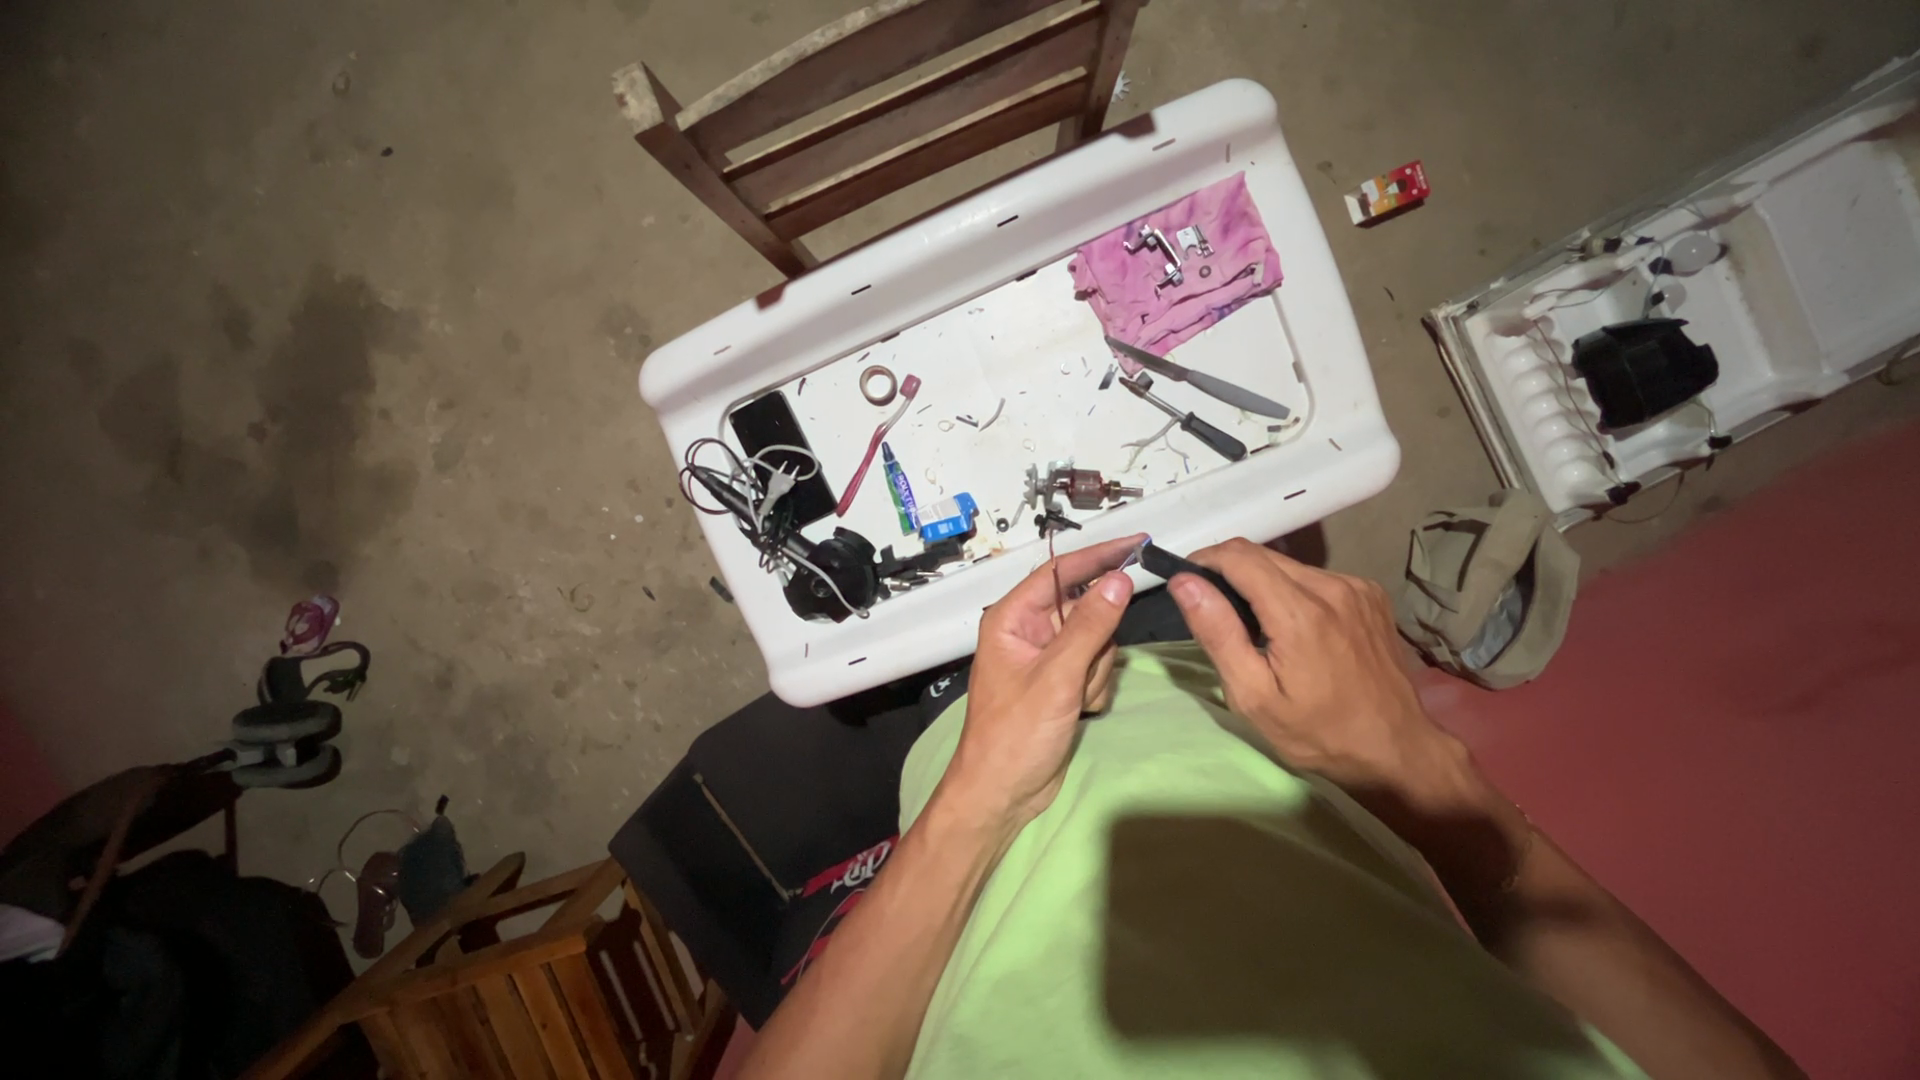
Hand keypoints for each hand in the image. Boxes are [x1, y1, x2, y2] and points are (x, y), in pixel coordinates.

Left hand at [944, 534, 1142, 825]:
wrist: (1003, 792)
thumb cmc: (1016, 733)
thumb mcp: (1056, 677)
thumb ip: (1090, 627)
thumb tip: (1119, 580)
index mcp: (1012, 618)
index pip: (1060, 572)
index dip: (1098, 556)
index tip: (1138, 544)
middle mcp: (1029, 630)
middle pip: (1086, 610)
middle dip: (1095, 643)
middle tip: (1082, 674)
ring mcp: (1048, 657)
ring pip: (1097, 641)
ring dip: (1094, 672)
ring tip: (1073, 701)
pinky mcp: (1062, 681)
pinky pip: (1095, 668)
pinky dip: (1093, 689)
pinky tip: (1077, 712)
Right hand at [1168, 539, 1468, 803]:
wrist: (1395, 750)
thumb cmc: (1316, 732)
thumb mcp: (1252, 695)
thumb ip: (1218, 632)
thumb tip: (1184, 582)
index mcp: (1300, 612)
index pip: (1238, 556)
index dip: (1203, 560)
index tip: (1184, 581)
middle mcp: (1331, 587)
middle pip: (1261, 555)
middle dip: (1226, 571)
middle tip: (1211, 608)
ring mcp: (1356, 587)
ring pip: (1286, 564)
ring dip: (1258, 581)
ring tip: (1251, 624)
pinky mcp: (1369, 593)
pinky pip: (1313, 576)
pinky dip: (1289, 590)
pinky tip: (1290, 626)